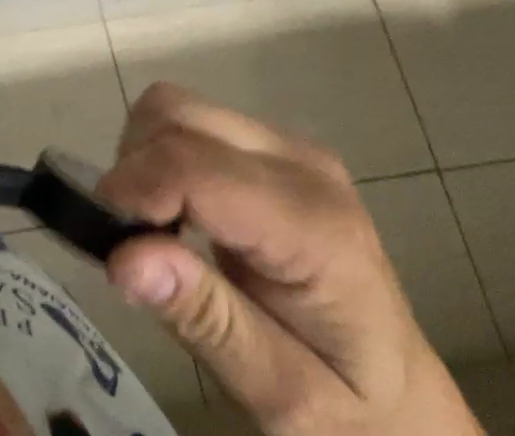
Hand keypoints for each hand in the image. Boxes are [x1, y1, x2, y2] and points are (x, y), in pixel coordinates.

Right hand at [99, 84, 482, 435]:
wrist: (408, 401)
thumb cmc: (351, 410)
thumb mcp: (286, 399)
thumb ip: (208, 323)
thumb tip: (124, 257)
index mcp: (315, 227)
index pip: (192, 166)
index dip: (130, 191)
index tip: (105, 242)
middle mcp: (301, 167)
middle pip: (175, 116)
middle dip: (131, 170)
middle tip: (129, 240)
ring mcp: (288, 151)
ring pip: (172, 109)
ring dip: (140, 160)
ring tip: (153, 229)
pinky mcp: (271, 151)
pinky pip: (186, 124)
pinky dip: (157, 157)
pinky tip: (176, 215)